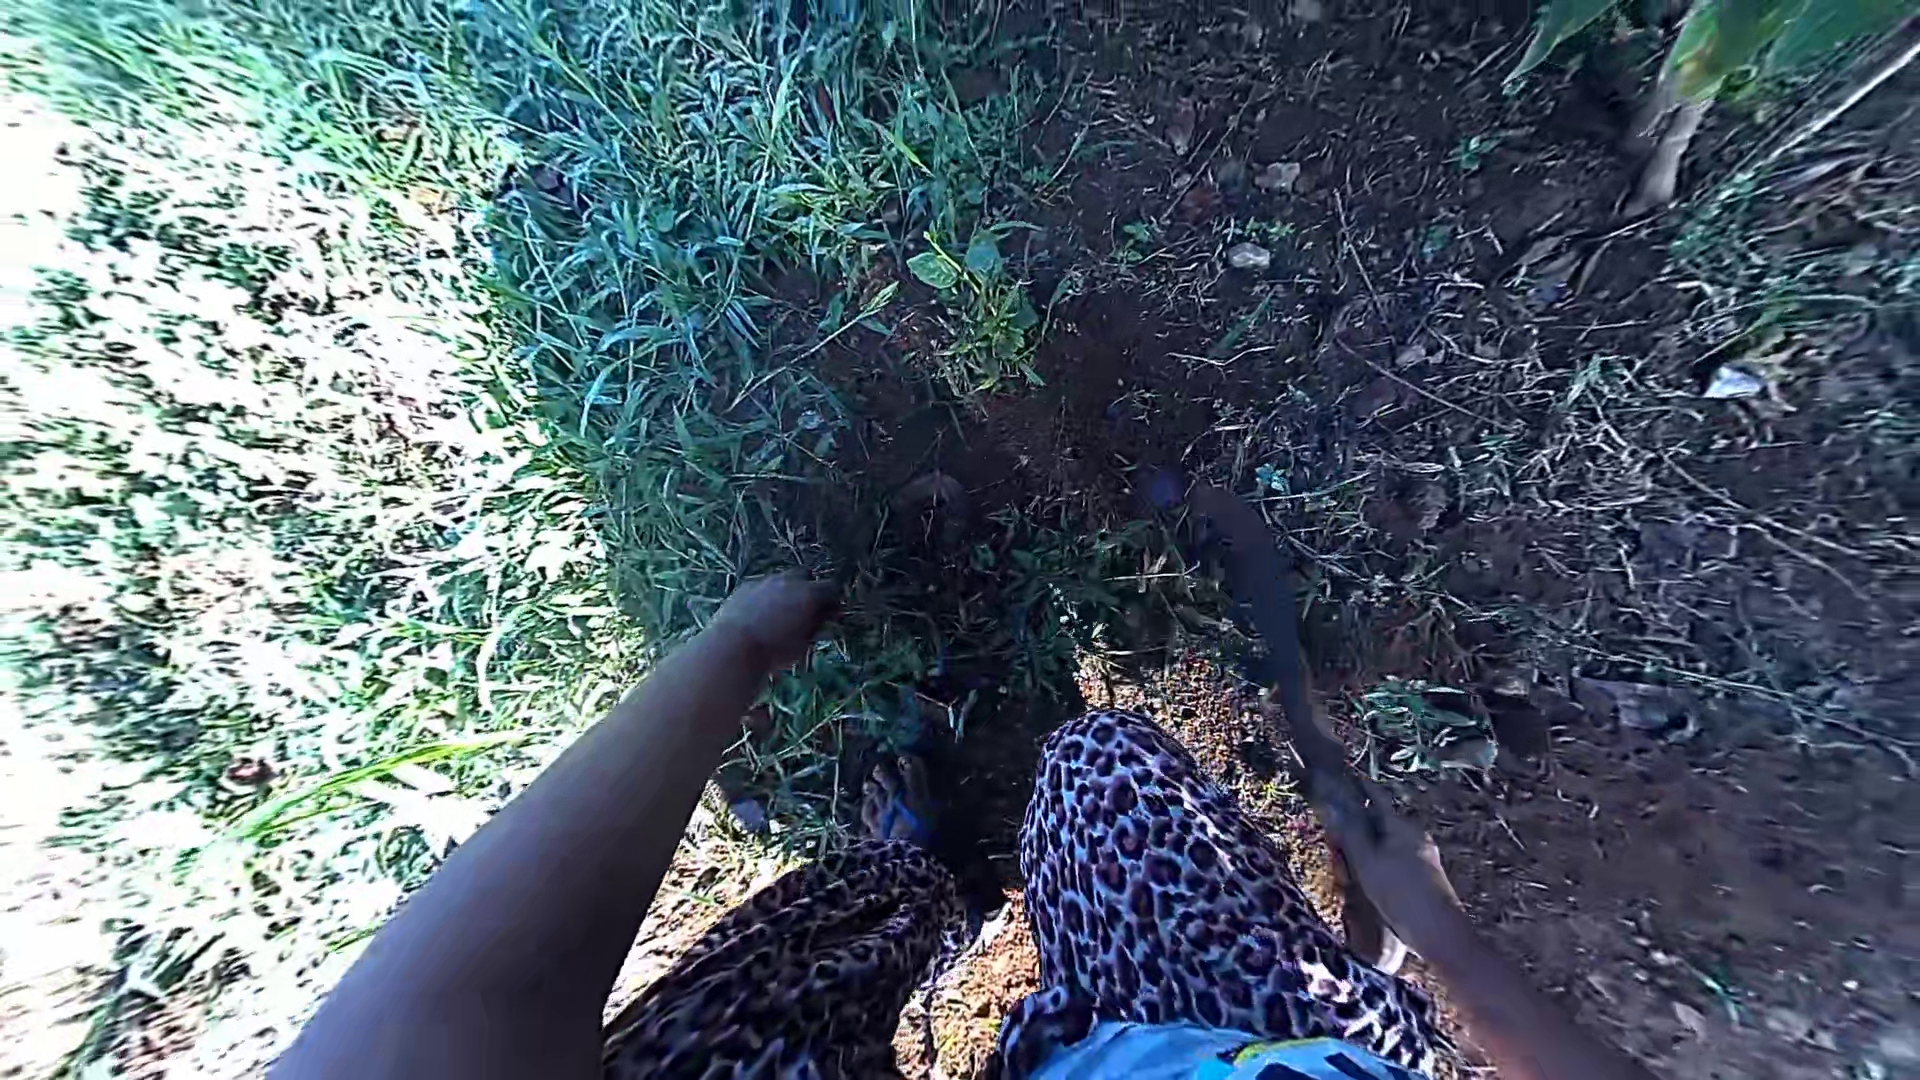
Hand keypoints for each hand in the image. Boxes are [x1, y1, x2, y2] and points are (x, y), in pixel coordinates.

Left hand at [707, 572, 839, 668]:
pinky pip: (762, 586)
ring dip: (786, 591)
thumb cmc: (774, 651)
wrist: (733, 647)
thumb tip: (823, 618)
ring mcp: (766, 581)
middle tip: (805, 608)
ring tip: (780, 612)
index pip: (832, 588)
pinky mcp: (745, 586)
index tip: (830, 613)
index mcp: (810, 594)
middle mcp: (790, 581)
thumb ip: (817, 626)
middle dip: (809, 588)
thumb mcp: (804, 643)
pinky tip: (759, 613)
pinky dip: (765, 595)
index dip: (832, 600)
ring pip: (782, 579)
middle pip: (806, 575)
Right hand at [1314, 776, 1463, 953]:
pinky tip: (1365, 880)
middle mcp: (1414, 835)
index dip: (1357, 785)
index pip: (1375, 795)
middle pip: (1377, 821)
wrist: (1441, 936)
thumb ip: (1348, 830)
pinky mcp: (1423, 875)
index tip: (1339, 777)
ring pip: (1383, 841)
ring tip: (1346, 867)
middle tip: (1334, 840)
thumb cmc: (1399, 891)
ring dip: (1363, 848)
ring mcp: (1422, 855)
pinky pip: (1392, 857)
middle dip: (1355, 826)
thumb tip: (1333, 805)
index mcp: (1401, 825)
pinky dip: (1375, 861)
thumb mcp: (1365, 859)